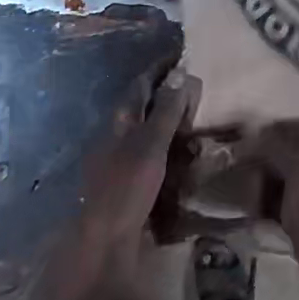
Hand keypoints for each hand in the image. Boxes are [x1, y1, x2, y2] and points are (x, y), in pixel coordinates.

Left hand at [76, 71, 194, 285]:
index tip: (181, 55)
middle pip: (143, 106)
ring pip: (148, 132)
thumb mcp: (151, 145)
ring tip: (194, 119)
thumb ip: (166, 110)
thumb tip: (182, 74)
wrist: (102, 245)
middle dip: (167, 94)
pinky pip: (153, 157)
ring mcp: (120, 162)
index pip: (141, 83)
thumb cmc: (126, 187)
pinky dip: (169, 150)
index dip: (160, 68)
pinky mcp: (128, 186)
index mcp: (119, 121)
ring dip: (169, 122)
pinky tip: (184, 158)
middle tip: (196, 88)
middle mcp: (117, 136)